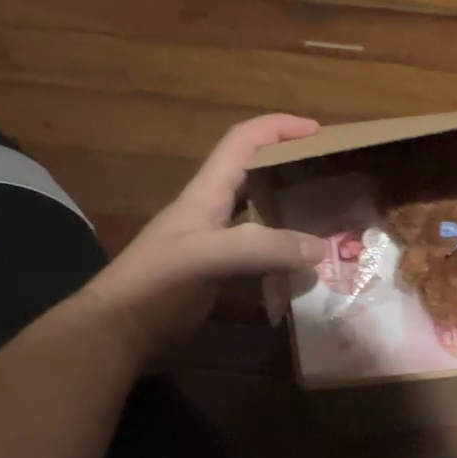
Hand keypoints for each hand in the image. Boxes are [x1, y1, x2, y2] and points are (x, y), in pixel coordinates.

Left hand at [83, 114, 330, 356]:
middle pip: (258, 176)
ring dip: (293, 216)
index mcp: (207, 192)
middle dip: (294, 171)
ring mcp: (215, 245)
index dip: (280, 128)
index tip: (321, 131)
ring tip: (330, 224)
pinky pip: (259, 256)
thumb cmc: (158, 283)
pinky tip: (305, 270)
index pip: (244, 141)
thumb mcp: (209, 257)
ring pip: (262, 217)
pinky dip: (284, 257)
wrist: (121, 330)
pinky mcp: (217, 276)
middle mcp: (213, 212)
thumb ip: (264, 248)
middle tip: (334, 183)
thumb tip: (321, 249)